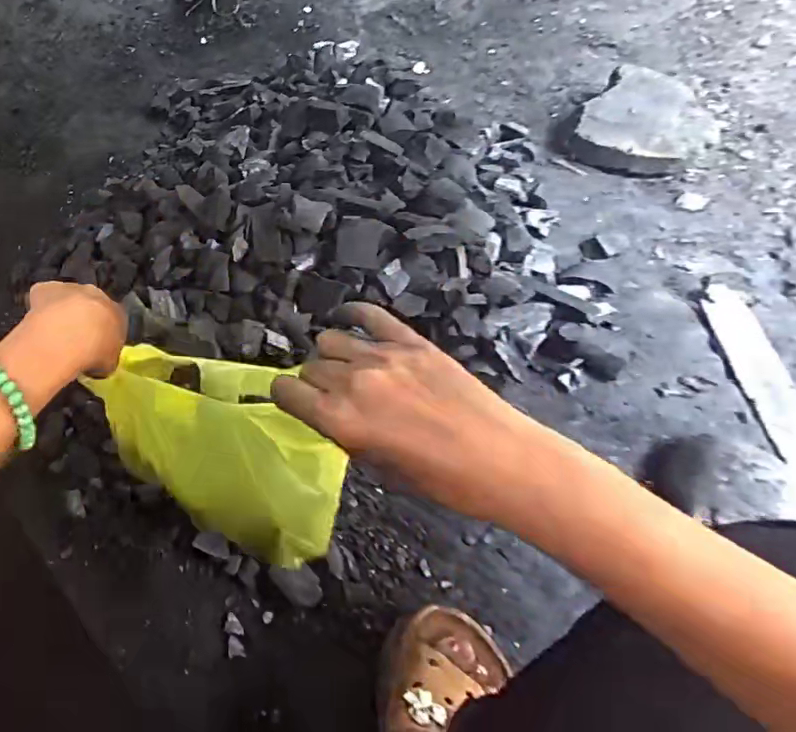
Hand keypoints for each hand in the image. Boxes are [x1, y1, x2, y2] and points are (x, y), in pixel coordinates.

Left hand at [0, 282, 124, 405]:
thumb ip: (105, 356)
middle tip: (71, 340)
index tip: (93, 347)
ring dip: (60, 312)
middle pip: (89, 305)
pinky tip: (37, 324)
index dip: (101, 333)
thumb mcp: (108, 363)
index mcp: (116, 311)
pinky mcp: (45, 287)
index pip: (112, 320)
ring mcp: (69, 288)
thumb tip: (98, 359)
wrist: (68, 336)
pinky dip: (39, 307)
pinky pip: (42, 296)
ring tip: (52, 334)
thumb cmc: (95, 353)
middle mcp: (95, 293)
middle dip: (81, 319)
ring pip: (65, 298)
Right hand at [271, 303, 575, 523]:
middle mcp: (352, 383)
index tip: (298, 403)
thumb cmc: (446, 480)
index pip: (283, 390)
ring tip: (351, 368)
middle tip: (336, 395)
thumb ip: (343, 434)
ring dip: (333, 354)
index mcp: (340, 419)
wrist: (512, 465)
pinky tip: (352, 321)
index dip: (286, 397)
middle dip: (314, 380)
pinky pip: (368, 314)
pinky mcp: (410, 343)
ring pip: (329, 339)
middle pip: (308, 365)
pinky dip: (354, 314)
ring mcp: (382, 358)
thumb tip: (324, 412)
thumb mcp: (379, 468)